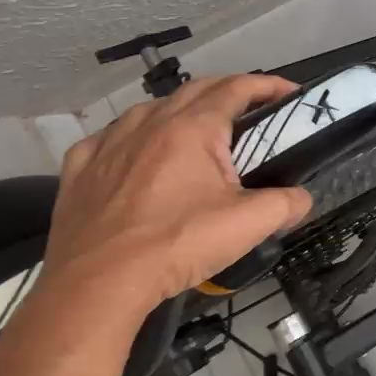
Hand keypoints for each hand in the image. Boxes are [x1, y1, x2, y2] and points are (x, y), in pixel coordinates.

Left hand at [43, 74, 313, 314]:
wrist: (95, 291)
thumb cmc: (179, 244)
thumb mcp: (255, 221)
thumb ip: (291, 201)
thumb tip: (300, 200)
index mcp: (191, 130)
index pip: (237, 87)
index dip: (270, 84)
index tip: (293, 95)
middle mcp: (147, 128)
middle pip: (195, 89)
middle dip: (231, 90)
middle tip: (256, 109)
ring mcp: (105, 151)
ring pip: (148, 109)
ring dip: (180, 108)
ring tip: (199, 129)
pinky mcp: (76, 177)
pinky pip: (104, 139)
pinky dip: (129, 135)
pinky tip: (136, 150)